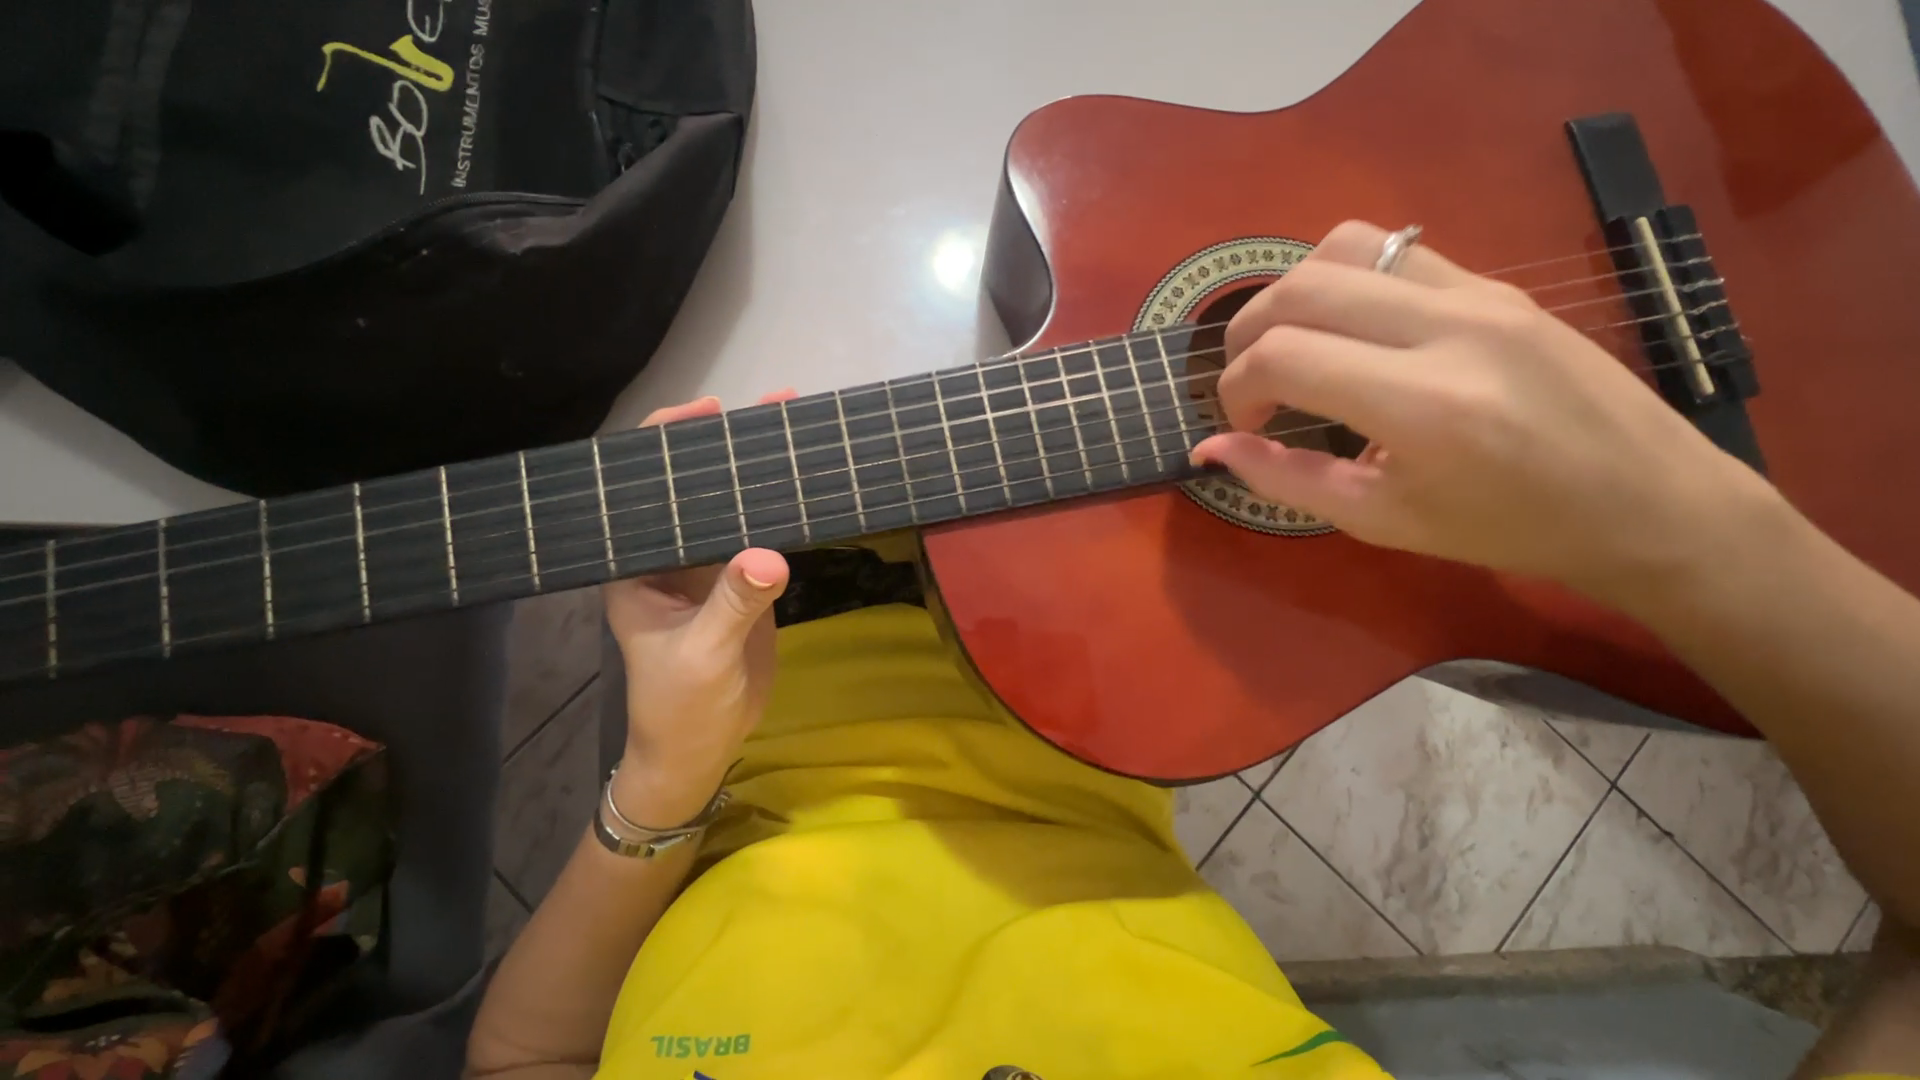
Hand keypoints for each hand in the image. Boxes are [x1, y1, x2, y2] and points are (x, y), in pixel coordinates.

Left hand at [602, 393, 793, 825]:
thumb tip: (770, 556)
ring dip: (757, 474)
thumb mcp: (703, 655)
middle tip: (773, 406)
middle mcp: (667, 556)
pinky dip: (778, 510)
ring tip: (794, 431)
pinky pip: (758, 537)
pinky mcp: (740, 584)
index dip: (668, 443)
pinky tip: (802, 486)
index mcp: (636, 564)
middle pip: (693, 488)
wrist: (701, 749)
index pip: (642, 489)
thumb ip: (733, 604)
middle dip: (726, 446)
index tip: (706, 410)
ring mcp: (707, 568)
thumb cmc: (679, 706)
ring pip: (729, 508)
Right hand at [1192, 220, 1785, 604]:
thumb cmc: (1508, 529)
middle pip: (1300, 288)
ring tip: (1291, 344)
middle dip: (1246, 334)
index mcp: (1422, 405)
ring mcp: (1479, 293)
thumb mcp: (1382, 521)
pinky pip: (1395, 252)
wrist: (1648, 501)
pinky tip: (1349, 331)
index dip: (1235, 388)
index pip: (1283, 356)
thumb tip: (1208, 448)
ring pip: (1345, 247)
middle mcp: (1448, 328)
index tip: (1241, 424)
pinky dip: (1344, 281)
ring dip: (1291, 292)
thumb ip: (1284, 479)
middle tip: (1248, 384)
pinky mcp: (1496, 283)